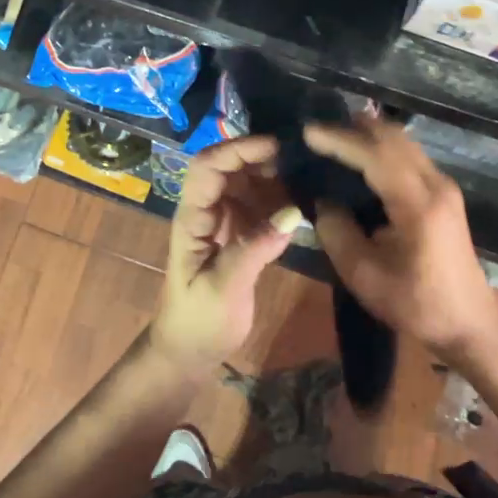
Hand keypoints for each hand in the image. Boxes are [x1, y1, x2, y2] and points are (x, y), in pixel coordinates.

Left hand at [150, 136, 303, 373]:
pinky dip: (279, 201)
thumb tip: (291, 213)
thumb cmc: (198, 321)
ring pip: (246, 183)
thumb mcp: (223, 289)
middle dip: (260, 158)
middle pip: (228, 168)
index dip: (237, 150)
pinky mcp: (240, 236)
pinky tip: (304, 204)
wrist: (190, 351)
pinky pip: (259, 206)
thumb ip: (253, 250)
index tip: (275, 146)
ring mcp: (223, 222)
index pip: (207, 167)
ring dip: (273, 178)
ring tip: (308, 179)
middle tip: (301, 161)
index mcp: (192, 217)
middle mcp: (206, 211)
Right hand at [307, 118, 497, 366]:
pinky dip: (379, 145)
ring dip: (367, 133)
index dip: (340, 140)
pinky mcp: (442, 191)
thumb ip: (336, 231)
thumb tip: (322, 200)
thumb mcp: (364, 275)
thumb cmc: (416, 303)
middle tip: (317, 129)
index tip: (308, 132)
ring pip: (402, 141)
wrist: (468, 321)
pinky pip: (407, 153)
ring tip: (333, 137)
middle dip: (352, 128)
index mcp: (418, 205)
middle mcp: (435, 185)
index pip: (375, 155)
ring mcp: (443, 185)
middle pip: (392, 137)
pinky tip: (358, 154)